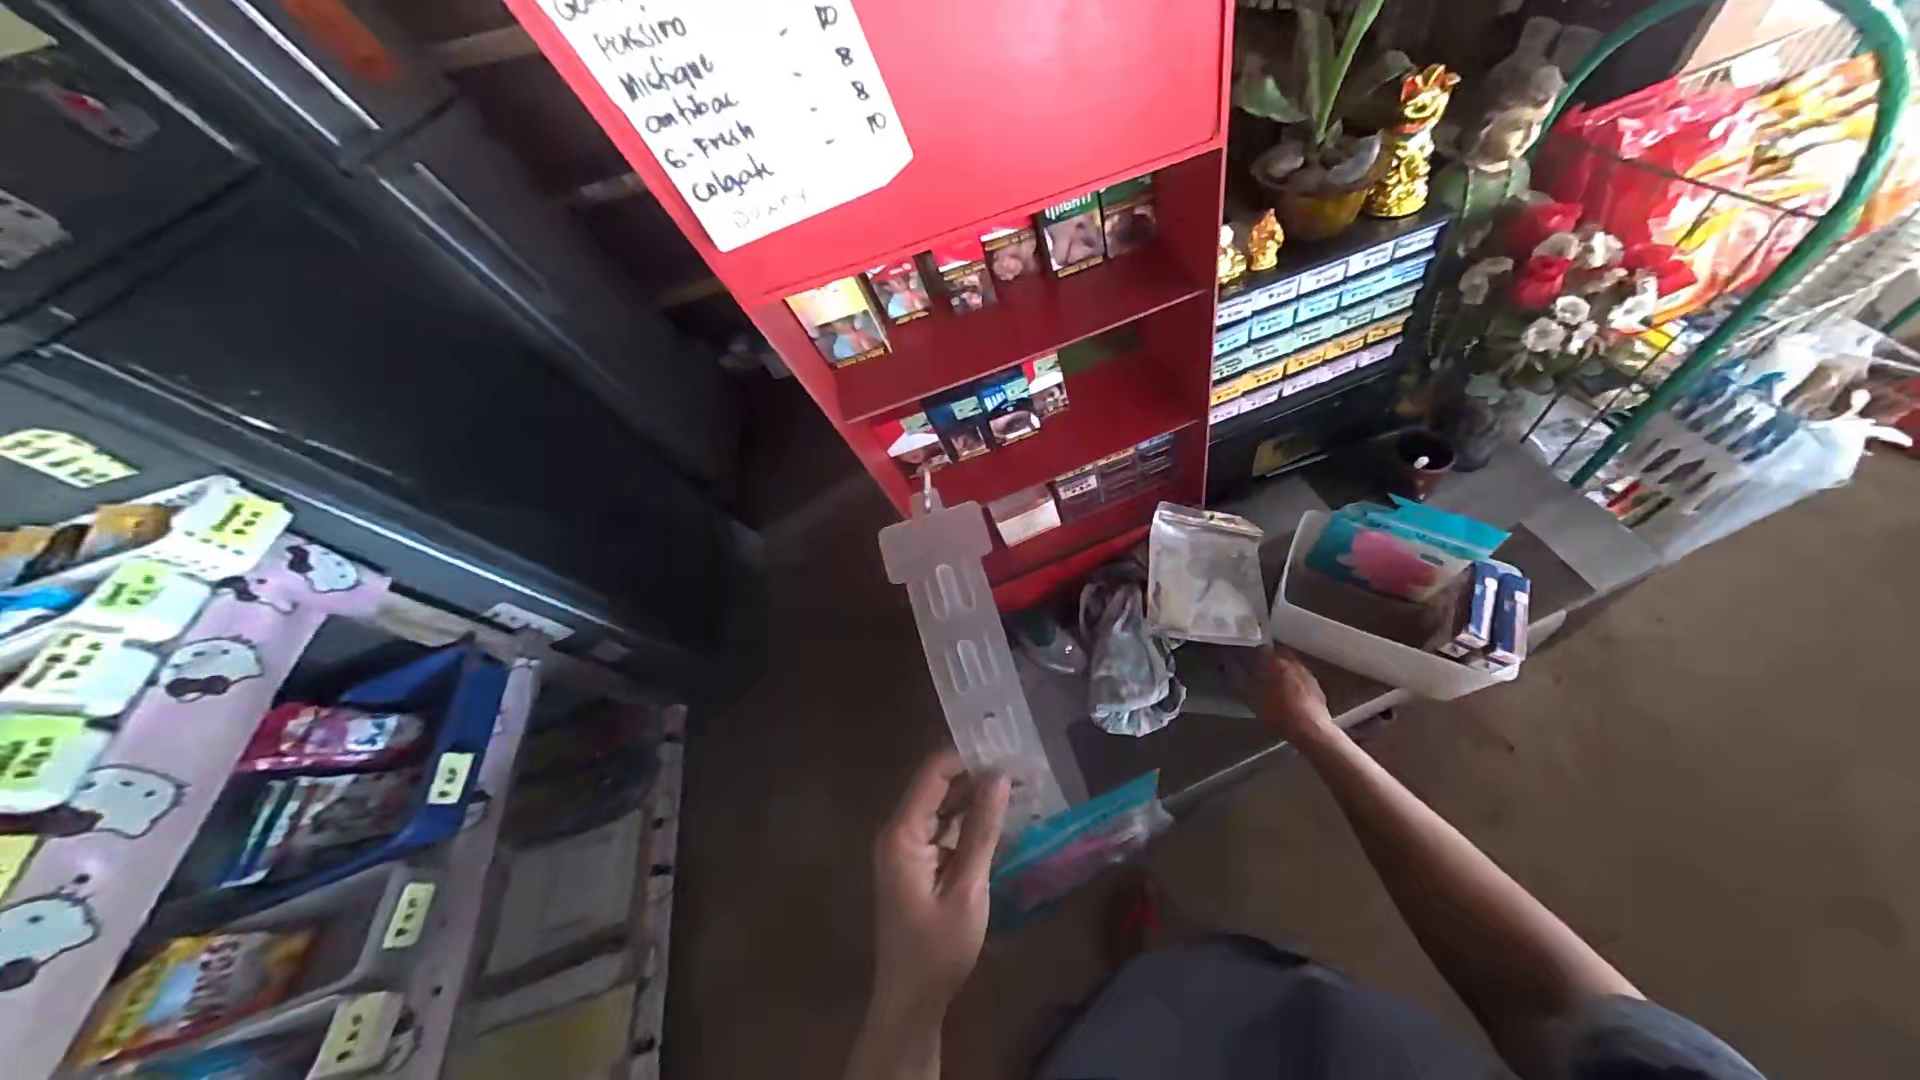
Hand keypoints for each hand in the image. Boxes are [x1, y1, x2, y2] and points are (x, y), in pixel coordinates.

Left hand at [871, 749, 1009, 1015]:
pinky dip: (968, 822)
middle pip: (937, 786)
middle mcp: (899, 831)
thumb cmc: (938, 950)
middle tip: (1021, 772)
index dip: (968, 758)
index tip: (1007, 755)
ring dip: (975, 798)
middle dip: (977, 776)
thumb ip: (982, 830)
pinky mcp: (916, 862)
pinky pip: (942, 828)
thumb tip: (1000, 777)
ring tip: (1017, 790)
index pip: (933, 773)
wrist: (910, 1001)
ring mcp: (906, 847)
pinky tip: (999, 821)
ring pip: (942, 806)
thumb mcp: (968, 888)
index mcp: (902, 833)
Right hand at [1234, 644, 1335, 744]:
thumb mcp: (1250, 698)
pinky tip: (1291, 693)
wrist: (1310, 730)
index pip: (1262, 648)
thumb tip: (1228, 662)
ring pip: (1292, 664)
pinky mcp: (1317, 687)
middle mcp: (1293, 664)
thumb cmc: (1277, 713)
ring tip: (1276, 681)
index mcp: (1275, 663)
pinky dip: (1295, 680)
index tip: (1247, 657)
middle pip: (1280, 653)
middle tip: (1261, 668)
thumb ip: (1237, 678)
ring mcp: (1307, 674)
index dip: (1253, 651)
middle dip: (1270, 658)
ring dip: (1283, 668)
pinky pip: (1302, 677)